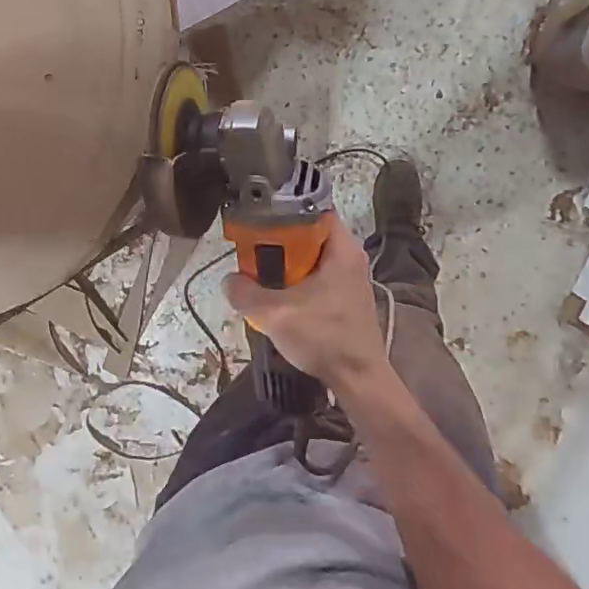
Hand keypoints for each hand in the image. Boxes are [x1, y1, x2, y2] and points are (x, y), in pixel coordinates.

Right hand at [223, 213, 388, 389]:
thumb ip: (246, 293)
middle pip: (308, 234)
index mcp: (342, 248)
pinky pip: (317, 277)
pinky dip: (298, 282)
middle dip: (279, 242)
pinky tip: (281, 299)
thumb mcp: (275, 314)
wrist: (358, 379)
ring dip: (287, 266)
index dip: (283, 211)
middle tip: (255, 254)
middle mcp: (350, 256)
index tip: (258, 223)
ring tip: (262, 278)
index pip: (313, 209)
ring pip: (311, 258)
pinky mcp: (348, 297)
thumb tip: (230, 280)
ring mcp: (352, 278)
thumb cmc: (323, 338)